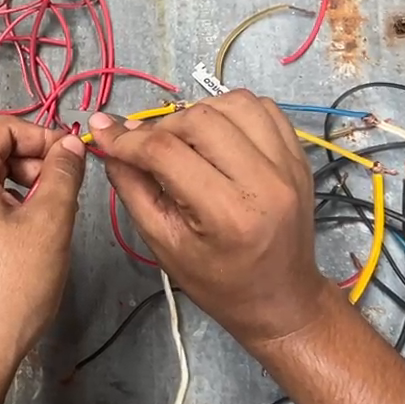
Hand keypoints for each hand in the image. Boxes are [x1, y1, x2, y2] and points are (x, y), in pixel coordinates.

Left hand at [0, 117, 86, 395]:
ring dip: (26, 190)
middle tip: (67, 195)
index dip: (44, 136)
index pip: (4, 127)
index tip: (75, 158)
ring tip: (53, 222)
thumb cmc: (9, 287)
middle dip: (36, 165)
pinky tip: (31, 243)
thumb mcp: (48, 223)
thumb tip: (70, 145)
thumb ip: (63, 175)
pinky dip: (10, 212)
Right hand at [87, 90, 332, 346]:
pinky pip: (263, 108)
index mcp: (227, 214)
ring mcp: (288, 165)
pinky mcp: (299, 156)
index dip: (127, 139)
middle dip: (161, 126)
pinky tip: (218, 133)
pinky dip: (232, 110)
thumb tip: (106, 135)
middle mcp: (264, 182)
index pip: (165, 152)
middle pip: (199, 119)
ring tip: (185, 137)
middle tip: (148, 146)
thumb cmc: (217, 280)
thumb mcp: (162, 242)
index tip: (105, 134)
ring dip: (198, 112)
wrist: (281, 300)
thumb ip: (130, 185)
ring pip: (234, 103)